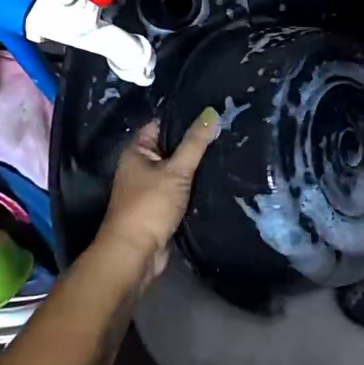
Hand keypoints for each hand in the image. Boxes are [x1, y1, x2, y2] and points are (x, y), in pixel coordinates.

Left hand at [96, 112, 221, 279]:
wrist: (135, 255)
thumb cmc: (149, 207)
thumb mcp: (176, 171)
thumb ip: (195, 143)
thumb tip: (212, 112)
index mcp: (137, 151)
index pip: (162, 123)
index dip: (185, 116)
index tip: (213, 110)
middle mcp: (141, 165)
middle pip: (172, 145)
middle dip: (196, 140)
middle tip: (227, 127)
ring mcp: (151, 186)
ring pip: (179, 167)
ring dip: (197, 162)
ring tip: (228, 147)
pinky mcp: (162, 204)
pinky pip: (182, 186)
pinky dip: (196, 182)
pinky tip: (218, 175)